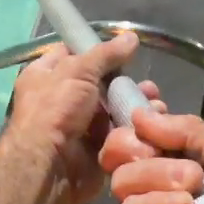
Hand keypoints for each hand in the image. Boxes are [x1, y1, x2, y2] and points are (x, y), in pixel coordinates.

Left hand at [4, 32, 145, 203]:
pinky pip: (119, 135)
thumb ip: (105, 55)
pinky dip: (136, 130)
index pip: (73, 54)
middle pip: (100, 84)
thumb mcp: (77, 72)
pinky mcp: (95, 149)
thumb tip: (131, 36)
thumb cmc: (55, 109)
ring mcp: (79, 126)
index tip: (125, 49)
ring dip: (136, 107)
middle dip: (126, 83)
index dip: (97, 50)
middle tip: (150, 86)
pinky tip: (157, 125)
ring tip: (158, 105)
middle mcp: (61, 98)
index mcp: (46, 75)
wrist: (49, 167)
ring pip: (113, 110)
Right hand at [100, 110, 203, 203]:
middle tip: (182, 166)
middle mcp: (155, 185)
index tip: (149, 99)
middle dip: (141, 145)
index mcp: (178, 161)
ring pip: (121, 179)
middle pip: (121, 149)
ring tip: (191, 189)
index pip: (142, 128)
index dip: (140, 113)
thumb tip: (143, 113)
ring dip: (154, 174)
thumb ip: (193, 134)